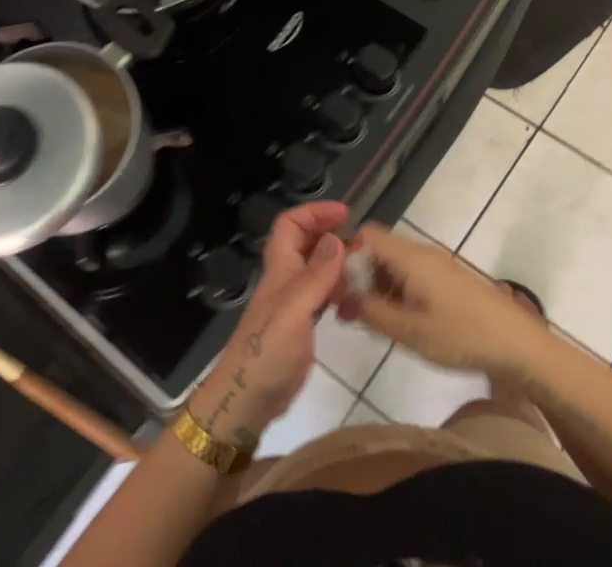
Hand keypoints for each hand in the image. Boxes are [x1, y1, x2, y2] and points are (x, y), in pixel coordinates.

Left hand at [188, 200, 349, 447]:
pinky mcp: (299, 326)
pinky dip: (337, 292)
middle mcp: (284, 281)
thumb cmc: (267, 352)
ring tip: (363, 273)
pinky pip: (320, 297)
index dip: (314, 213)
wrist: (248, 399)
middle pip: (304, 244)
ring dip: (337, 264)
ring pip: (315, 270)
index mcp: (279, 270)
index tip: (346, 213)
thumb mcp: (294, 311)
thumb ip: (316, 276)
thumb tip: (337, 238)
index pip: (290, 225)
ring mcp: (291, 304)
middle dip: (330, 235)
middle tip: (363, 244)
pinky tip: (352, 304)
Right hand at [341, 222, 544, 374]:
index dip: (345, 255)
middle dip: (357, 276)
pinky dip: (396, 292)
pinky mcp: (449, 282)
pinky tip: (396, 321)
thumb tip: (345, 297)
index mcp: (411, 258)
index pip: (366, 235)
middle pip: (378, 250)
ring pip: (394, 265)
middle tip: (346, 311)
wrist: (522, 348)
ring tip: (368, 320)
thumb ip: (372, 311)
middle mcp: (423, 253)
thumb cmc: (464, 336)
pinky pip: (411, 276)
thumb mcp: (410, 331)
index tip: (334, 287)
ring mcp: (438, 267)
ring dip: (376, 287)